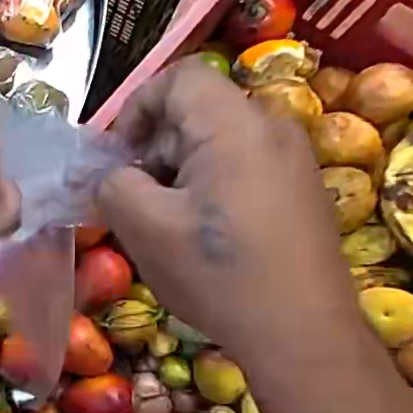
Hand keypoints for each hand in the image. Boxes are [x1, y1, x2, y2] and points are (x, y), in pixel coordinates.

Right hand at [97, 59, 356, 353]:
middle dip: (153, 148)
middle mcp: (272, 129)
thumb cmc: (219, 274)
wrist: (303, 334)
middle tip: (132, 198)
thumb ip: (111, 186)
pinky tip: (201, 236)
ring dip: (178, 173)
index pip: (178, 78)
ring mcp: (294, 161)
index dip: (136, 107)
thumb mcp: (145, 228)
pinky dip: (209, 188)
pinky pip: (242, 168)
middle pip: (197, 112)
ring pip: (217, 144)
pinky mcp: (301, 192)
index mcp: (235, 125)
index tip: (116, 157)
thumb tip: (109, 176)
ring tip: (164, 224)